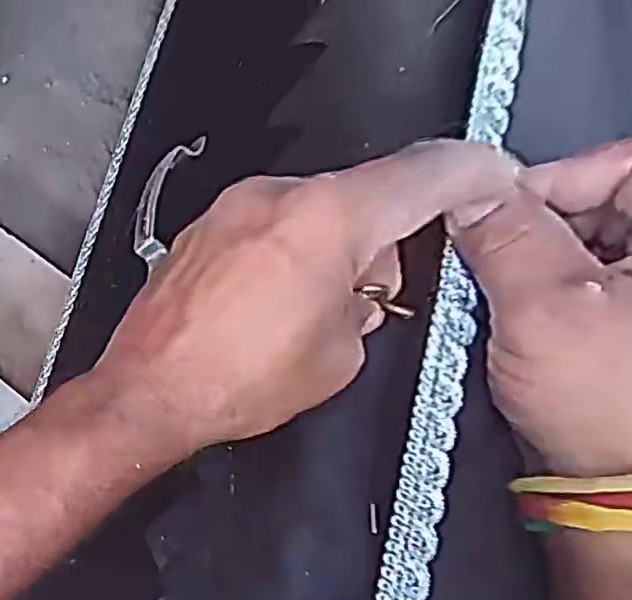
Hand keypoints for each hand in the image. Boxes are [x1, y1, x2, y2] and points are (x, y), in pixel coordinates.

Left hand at [95, 140, 519, 448]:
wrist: (142, 399)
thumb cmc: (221, 383)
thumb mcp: (338, 356)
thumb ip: (370, 306)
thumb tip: (362, 296)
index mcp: (327, 215)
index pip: (435, 169)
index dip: (478, 179)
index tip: (488, 190)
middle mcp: (268, 202)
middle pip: (359, 194)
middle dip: (375, 239)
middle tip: (366, 294)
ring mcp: (220, 219)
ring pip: (301, 214)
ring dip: (318, 250)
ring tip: (296, 314)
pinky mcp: (189, 242)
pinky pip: (252, 235)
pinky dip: (271, 259)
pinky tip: (258, 309)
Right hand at [447, 127, 631, 474]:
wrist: (628, 474)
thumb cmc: (614, 404)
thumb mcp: (542, 309)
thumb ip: (507, 241)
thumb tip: (475, 197)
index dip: (551, 184)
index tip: (486, 218)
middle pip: (627, 190)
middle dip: (545, 228)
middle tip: (491, 264)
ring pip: (614, 229)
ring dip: (548, 258)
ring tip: (515, 300)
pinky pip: (614, 264)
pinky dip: (563, 281)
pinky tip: (536, 312)